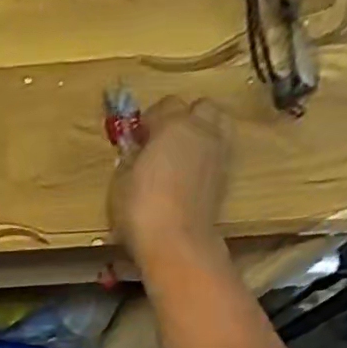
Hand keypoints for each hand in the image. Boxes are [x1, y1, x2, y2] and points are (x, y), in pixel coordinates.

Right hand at [108, 97, 232, 266]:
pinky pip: (218, 150)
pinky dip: (206, 154)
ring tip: (181, 154)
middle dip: (182, 118)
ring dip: (200, 132)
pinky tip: (190, 174)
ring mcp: (219, 151)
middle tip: (162, 142)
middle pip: (199, 107)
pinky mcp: (226, 174)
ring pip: (216, 124)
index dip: (149, 120)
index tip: (137, 138)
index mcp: (173, 125)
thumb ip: (131, 159)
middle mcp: (202, 130)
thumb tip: (135, 153)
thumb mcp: (121, 183)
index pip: (164, 105)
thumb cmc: (140, 210)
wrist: (176, 242)